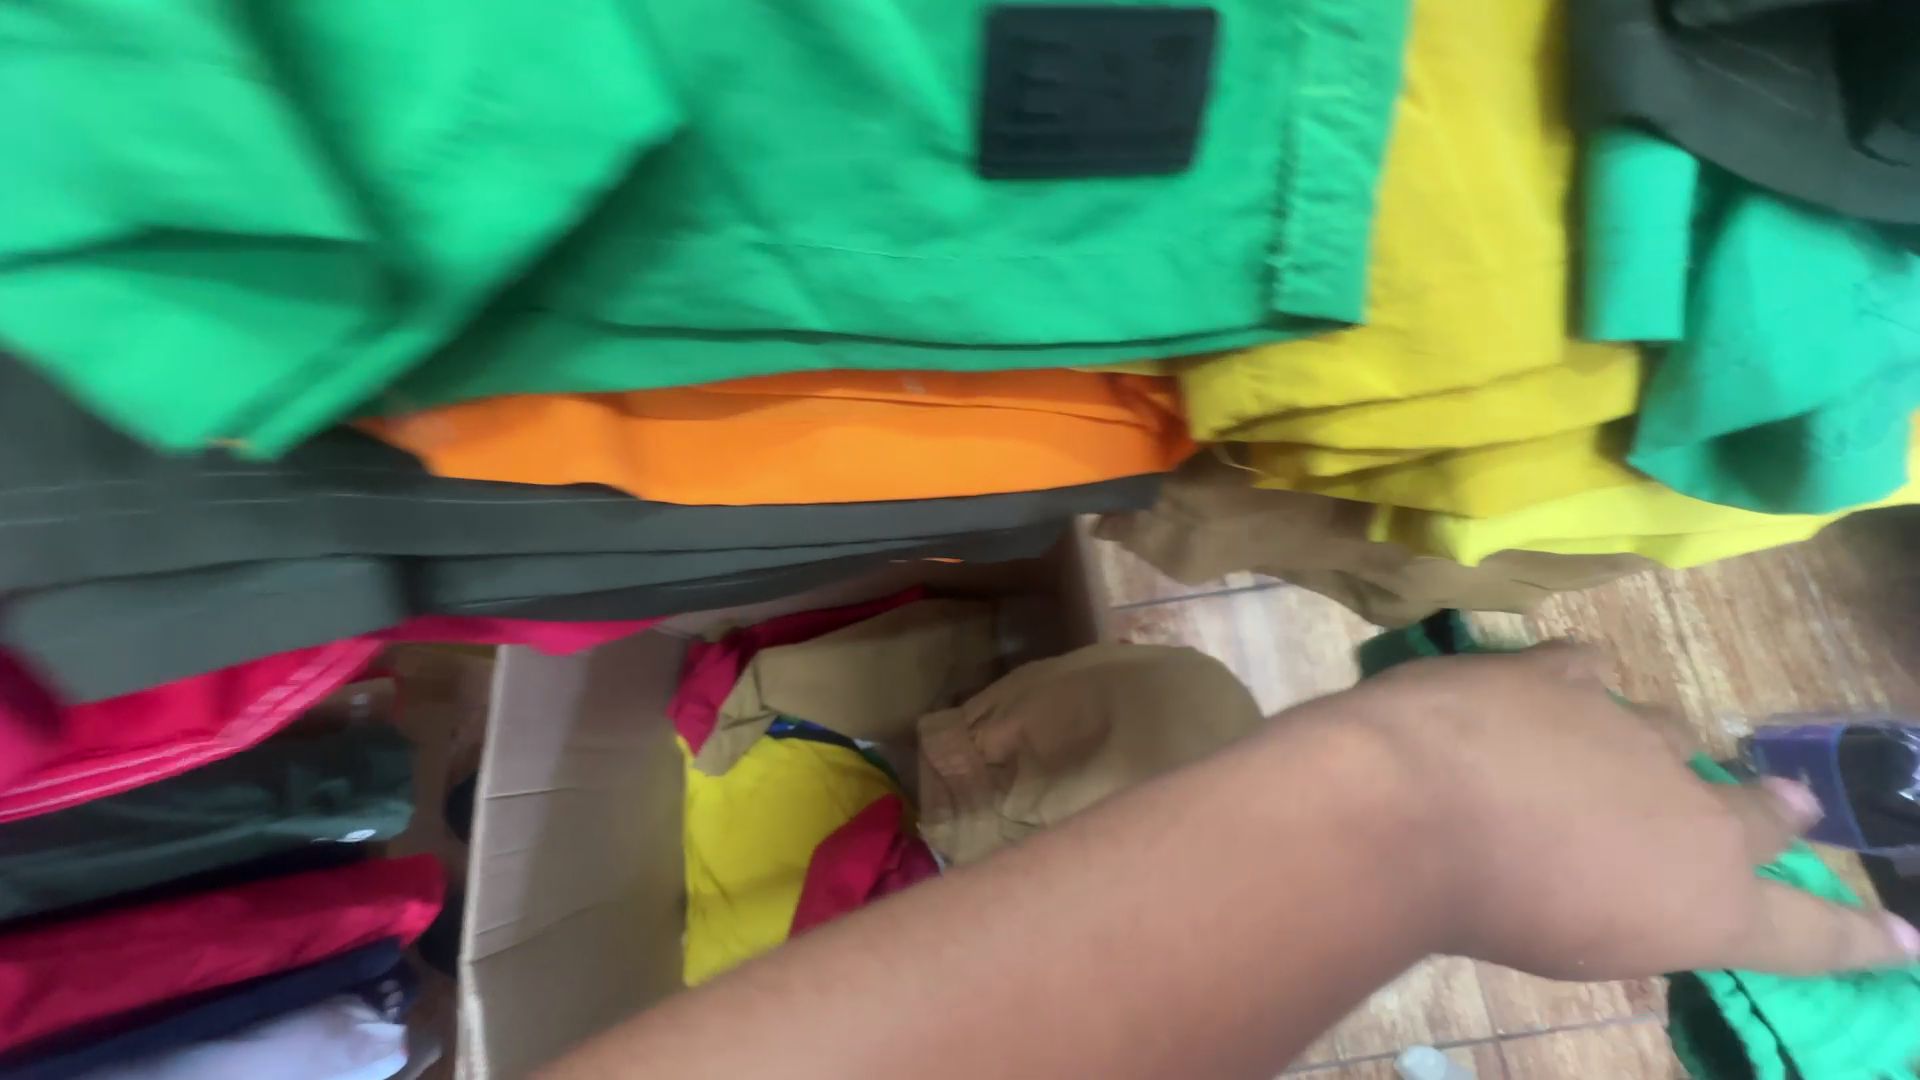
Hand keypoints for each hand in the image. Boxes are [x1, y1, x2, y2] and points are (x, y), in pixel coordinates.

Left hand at [1331, 642, 1919, 978]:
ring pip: (1666, 728)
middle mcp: (1690, 810)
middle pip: (1752, 810)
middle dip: (1765, 810)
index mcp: (1706, 903)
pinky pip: (1584, 663)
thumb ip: (1611, 909)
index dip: (1856, 934)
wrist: (1406, 806)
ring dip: (1656, 738)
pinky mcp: (1552, 673)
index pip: (1809, 928)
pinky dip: (1578, 672)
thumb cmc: (1477, 901)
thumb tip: (1609, 884)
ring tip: (1637, 737)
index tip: (1898, 936)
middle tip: (1779, 804)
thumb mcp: (1564, 942)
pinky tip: (1567, 672)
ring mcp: (1623, 729)